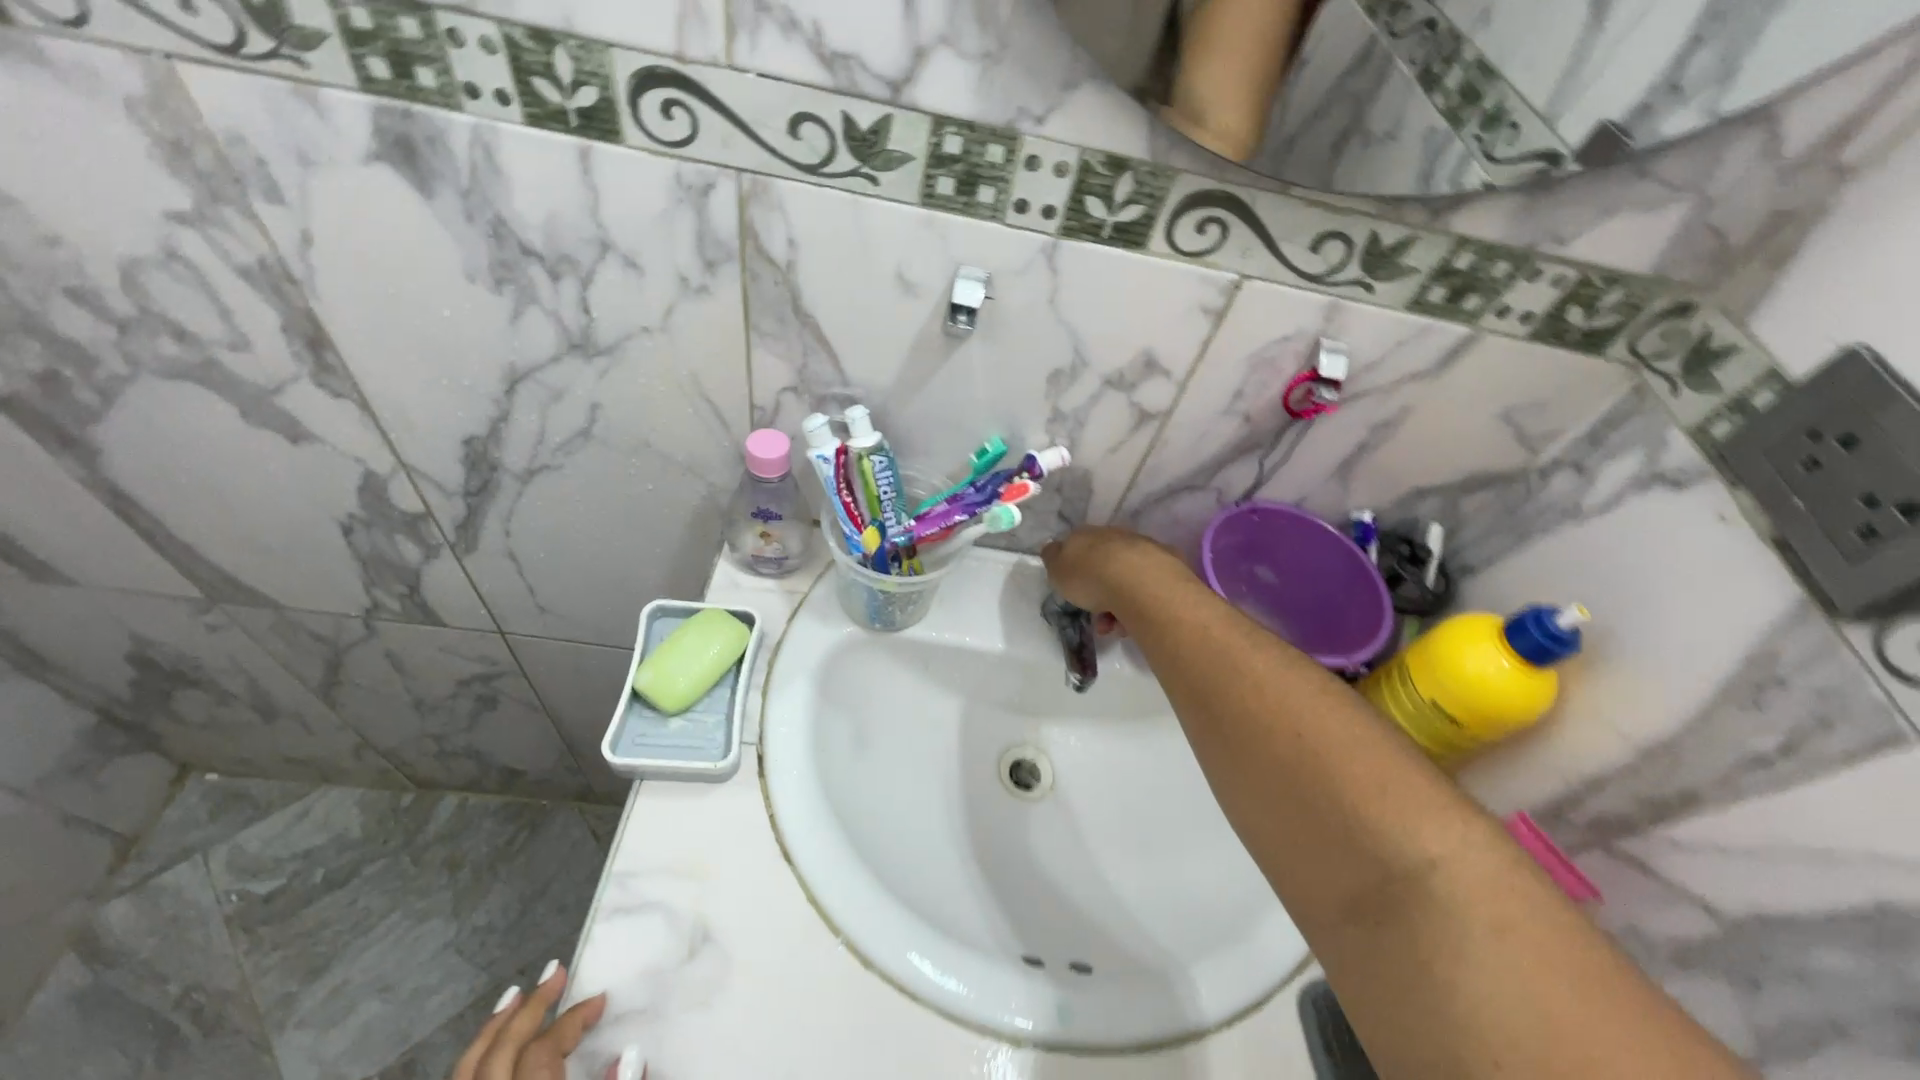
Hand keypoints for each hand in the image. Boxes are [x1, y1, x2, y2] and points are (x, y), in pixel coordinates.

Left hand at [450, 961, 642, 1079]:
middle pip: (503, 1051)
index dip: (573, 1021)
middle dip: (532, 1008)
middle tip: (555, 971)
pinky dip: (475, 1056)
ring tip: (516, 994)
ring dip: (495, 1027)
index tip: (599, 1000)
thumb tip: (629, 1055)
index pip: (545, 1051)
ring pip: (469, 1068)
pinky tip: (489, 1042)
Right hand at [1039, 526, 1188, 623]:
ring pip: (1126, 579)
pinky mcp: (1169, 566)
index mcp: (1088, 534)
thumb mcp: (1057, 570)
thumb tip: (1054, 548)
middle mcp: (1117, 536)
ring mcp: (1145, 548)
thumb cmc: (1090, 576)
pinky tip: (1134, 622)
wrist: (1139, 584)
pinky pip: (1147, 588)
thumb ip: (1053, 558)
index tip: (1073, 591)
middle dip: (1098, 592)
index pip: (1076, 546)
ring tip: (1116, 628)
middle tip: (1095, 617)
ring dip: (1118, 605)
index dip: (1074, 570)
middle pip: (1104, 564)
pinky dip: (1138, 604)